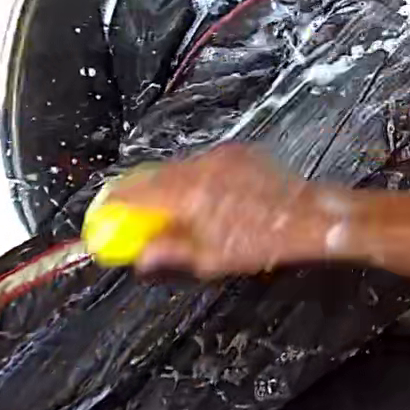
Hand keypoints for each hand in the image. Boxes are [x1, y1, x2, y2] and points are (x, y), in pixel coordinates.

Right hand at [110, 146, 355, 276]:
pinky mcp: (237, 150)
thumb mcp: (211, 258)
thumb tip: (142, 255)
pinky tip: (208, 196)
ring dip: (170, 183)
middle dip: (140, 191)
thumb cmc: (262, 241)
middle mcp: (201, 167)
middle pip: (155, 174)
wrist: (306, 213)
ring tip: (174, 208)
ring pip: (180, 167)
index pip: (138, 192)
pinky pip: (204, 162)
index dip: (116, 200)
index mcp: (190, 194)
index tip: (103, 210)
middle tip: (129, 209)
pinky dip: (196, 176)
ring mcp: (221, 155)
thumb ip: (171, 251)